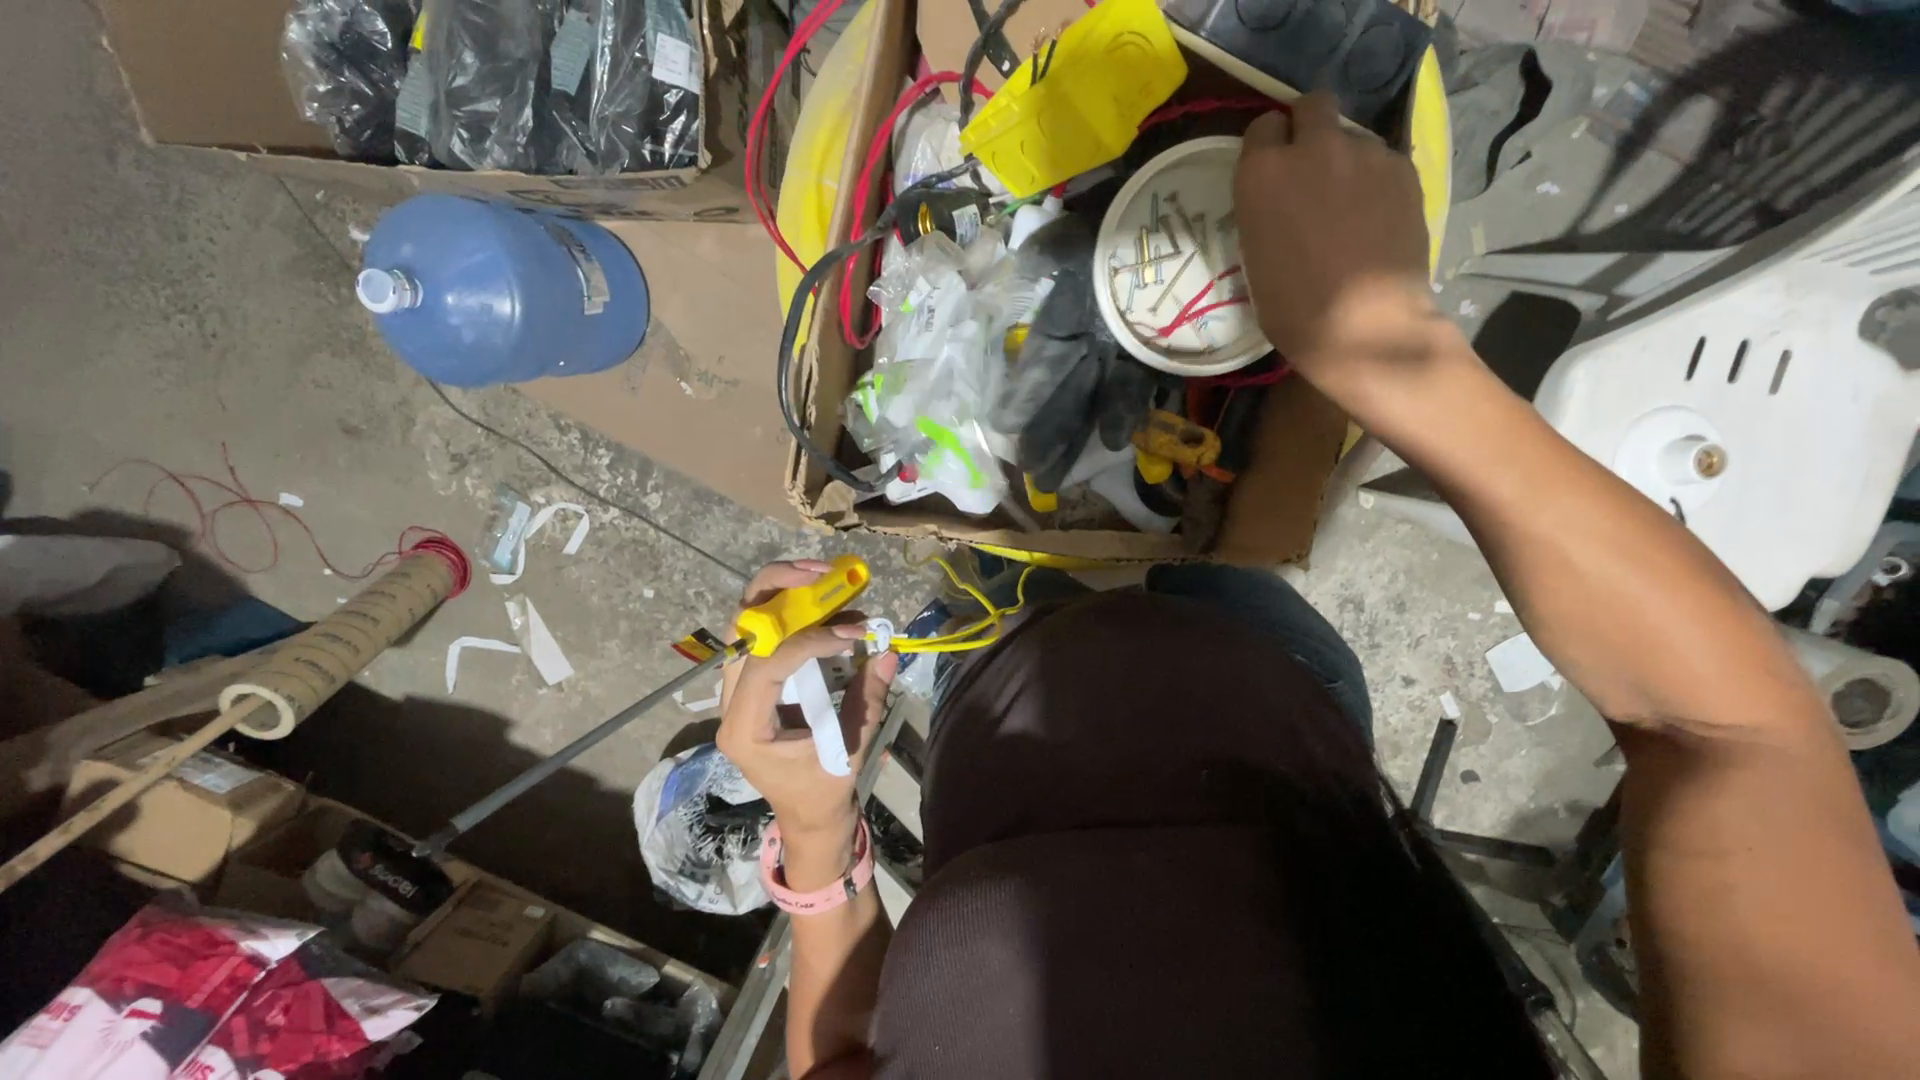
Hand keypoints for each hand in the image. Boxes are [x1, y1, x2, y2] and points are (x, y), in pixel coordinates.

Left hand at [716, 561, 897, 846]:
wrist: (807, 816)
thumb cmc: (822, 791)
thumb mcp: (849, 750)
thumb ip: (867, 700)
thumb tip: (889, 653)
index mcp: (744, 728)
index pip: (767, 666)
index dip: (808, 641)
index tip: (851, 634)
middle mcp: (731, 703)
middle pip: (742, 628)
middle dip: (779, 590)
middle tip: (823, 574)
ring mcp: (738, 690)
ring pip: (748, 623)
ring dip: (783, 591)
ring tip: (825, 575)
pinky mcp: (754, 682)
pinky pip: (765, 635)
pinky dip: (793, 611)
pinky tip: (827, 600)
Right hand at [1235, 93, 1436, 394]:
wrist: (1363, 325)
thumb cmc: (1292, 307)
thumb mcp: (1255, 254)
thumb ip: (1265, 207)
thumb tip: (1281, 195)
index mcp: (1262, 173)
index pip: (1262, 126)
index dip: (1268, 145)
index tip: (1272, 168)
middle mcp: (1313, 148)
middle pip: (1313, 104)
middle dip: (1309, 125)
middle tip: (1311, 164)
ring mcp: (1364, 154)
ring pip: (1352, 135)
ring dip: (1345, 157)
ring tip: (1349, 201)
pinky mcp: (1404, 168)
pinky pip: (1382, 159)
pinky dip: (1375, 178)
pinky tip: (1376, 215)